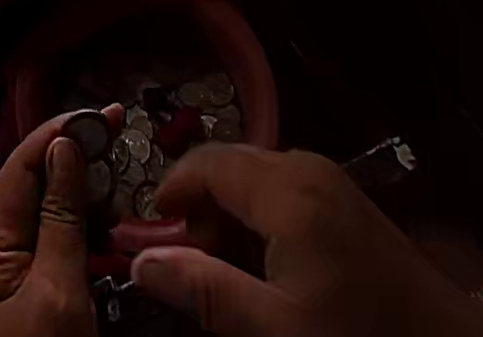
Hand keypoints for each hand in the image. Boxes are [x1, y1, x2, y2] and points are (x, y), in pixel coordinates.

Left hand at [0, 106, 122, 336]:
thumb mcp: (56, 289)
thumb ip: (61, 214)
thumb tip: (65, 143)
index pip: (20, 165)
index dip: (58, 131)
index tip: (100, 113)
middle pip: (37, 175)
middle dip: (76, 147)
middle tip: (116, 124)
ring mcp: (21, 256)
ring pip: (54, 197)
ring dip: (87, 178)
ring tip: (116, 162)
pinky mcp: (42, 271)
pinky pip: (65, 226)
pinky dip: (90, 212)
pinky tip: (112, 206)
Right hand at [131, 145, 482, 335]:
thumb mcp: (277, 330)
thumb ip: (205, 290)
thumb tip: (143, 262)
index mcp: (287, 191)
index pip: (208, 163)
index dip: (173, 189)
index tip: (152, 230)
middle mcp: (304, 166)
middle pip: (228, 162)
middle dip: (199, 202)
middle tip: (190, 258)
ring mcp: (326, 175)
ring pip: (252, 172)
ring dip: (227, 208)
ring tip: (224, 263)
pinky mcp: (339, 191)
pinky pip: (279, 182)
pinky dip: (256, 209)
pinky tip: (262, 256)